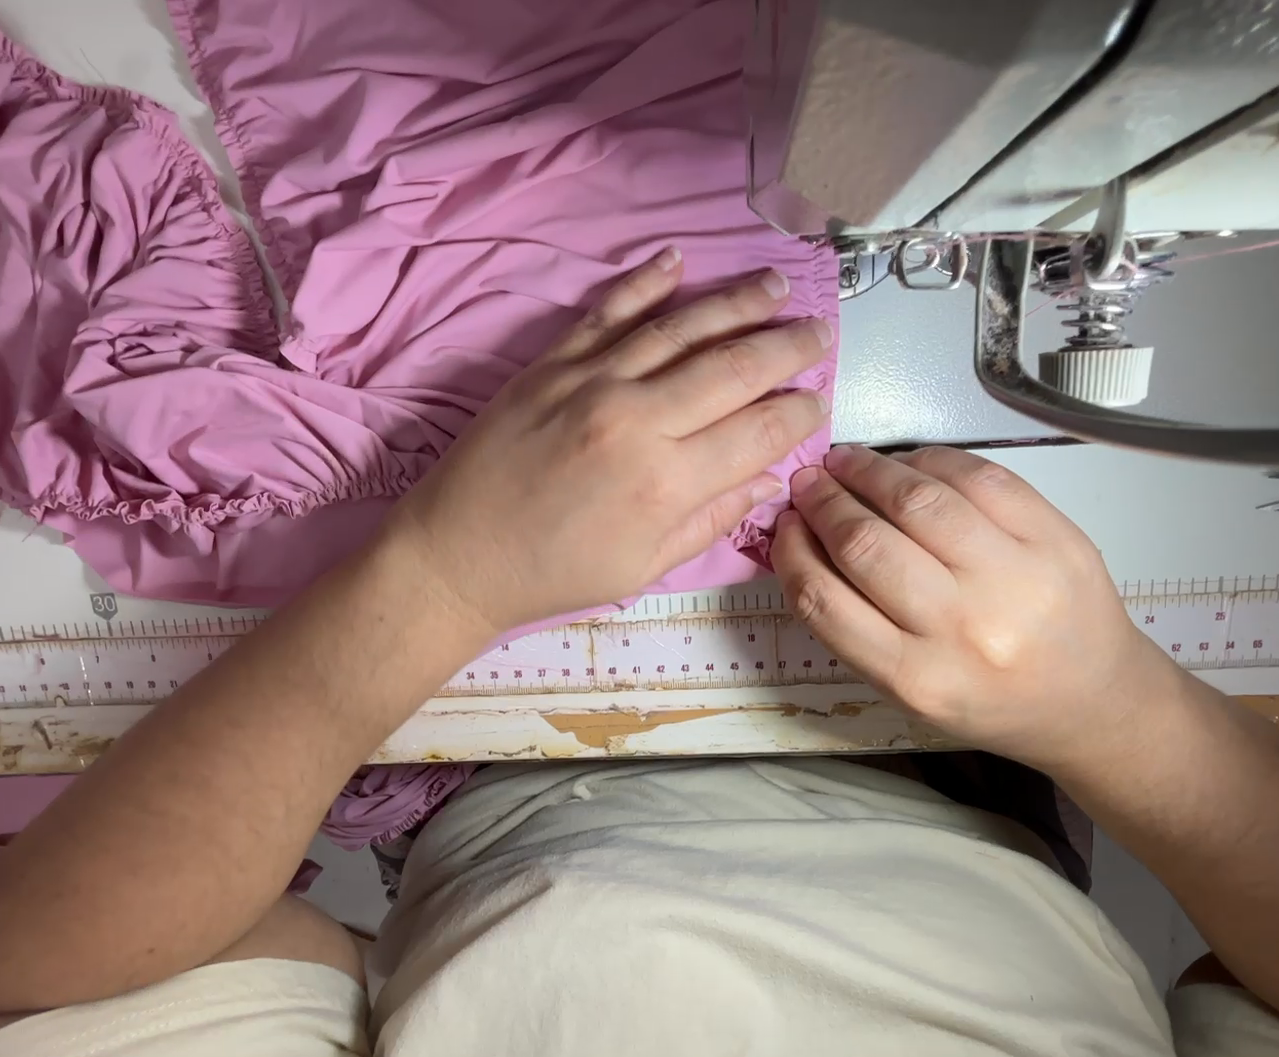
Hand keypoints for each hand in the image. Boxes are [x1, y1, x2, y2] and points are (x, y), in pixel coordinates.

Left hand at [387, 249, 830, 634]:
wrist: (457, 555)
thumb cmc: (554, 574)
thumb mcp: (642, 568)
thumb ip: (710, 518)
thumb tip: (767, 479)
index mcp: (666, 483)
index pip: (758, 432)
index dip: (798, 414)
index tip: (819, 402)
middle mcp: (636, 420)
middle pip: (734, 369)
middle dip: (788, 348)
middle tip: (821, 332)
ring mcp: (591, 381)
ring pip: (682, 328)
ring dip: (737, 303)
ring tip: (777, 288)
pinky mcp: (551, 363)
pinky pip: (607, 311)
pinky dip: (644, 283)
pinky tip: (678, 261)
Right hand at [770, 445, 1182, 772]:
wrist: (1093, 702)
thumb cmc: (989, 699)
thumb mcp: (906, 687)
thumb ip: (851, 621)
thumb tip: (805, 536)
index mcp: (917, 678)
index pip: (824, 601)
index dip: (792, 551)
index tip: (784, 525)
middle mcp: (965, 630)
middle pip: (866, 544)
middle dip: (824, 502)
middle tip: (808, 483)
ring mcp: (1016, 579)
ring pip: (918, 501)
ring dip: (868, 470)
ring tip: (846, 462)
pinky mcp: (1057, 538)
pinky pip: (977, 477)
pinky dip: (928, 459)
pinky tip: (906, 463)